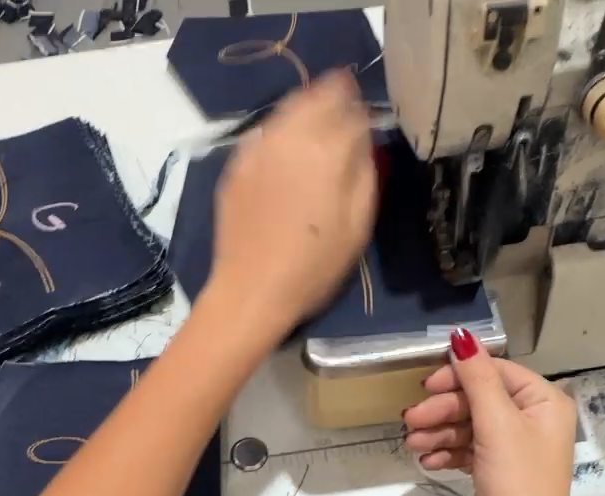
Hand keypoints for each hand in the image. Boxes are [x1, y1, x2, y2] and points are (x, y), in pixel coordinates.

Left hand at [207, 70, 377, 336]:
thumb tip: (363, 139)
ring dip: (307, 109)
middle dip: (334, 100)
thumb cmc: (313, 268)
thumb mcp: (358, 226)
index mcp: (328, 150)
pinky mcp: (236, 164)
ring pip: (289, 108)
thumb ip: (365, 172)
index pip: (353, 110)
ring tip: (317, 126)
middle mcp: (292, 136)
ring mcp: (259, 147)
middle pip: (318, 96)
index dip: (363, 114)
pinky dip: (280, 131)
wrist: (252, 290)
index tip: (367, 124)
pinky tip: (285, 151)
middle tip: (343, 113)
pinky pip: (265, 132)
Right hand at [404, 329, 577, 495]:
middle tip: (410, 421)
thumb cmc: (517, 483)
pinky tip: (428, 462)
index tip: (425, 385)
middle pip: (478, 400)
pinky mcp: (497, 469)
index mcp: (544, 401)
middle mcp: (532, 419)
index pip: (496, 373)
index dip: (459, 376)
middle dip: (443, 411)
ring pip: (469, 426)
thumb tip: (461, 335)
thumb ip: (478, 379)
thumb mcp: (497, 426)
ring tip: (412, 445)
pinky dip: (448, 453)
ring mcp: (514, 446)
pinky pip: (468, 450)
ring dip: (439, 434)